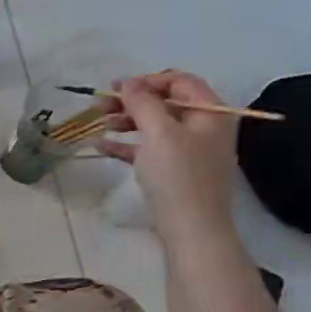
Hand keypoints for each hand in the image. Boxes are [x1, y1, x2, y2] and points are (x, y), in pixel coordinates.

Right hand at [94, 70, 241, 245]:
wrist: (192, 229)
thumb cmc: (179, 177)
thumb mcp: (159, 134)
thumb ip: (143, 103)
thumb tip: (129, 84)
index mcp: (211, 112)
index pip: (179, 82)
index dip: (147, 81)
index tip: (115, 88)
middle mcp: (204, 127)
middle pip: (165, 103)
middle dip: (131, 102)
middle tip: (100, 106)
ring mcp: (190, 151)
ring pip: (154, 126)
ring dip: (126, 122)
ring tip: (99, 124)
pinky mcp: (175, 172)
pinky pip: (149, 150)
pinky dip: (127, 145)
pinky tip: (102, 146)